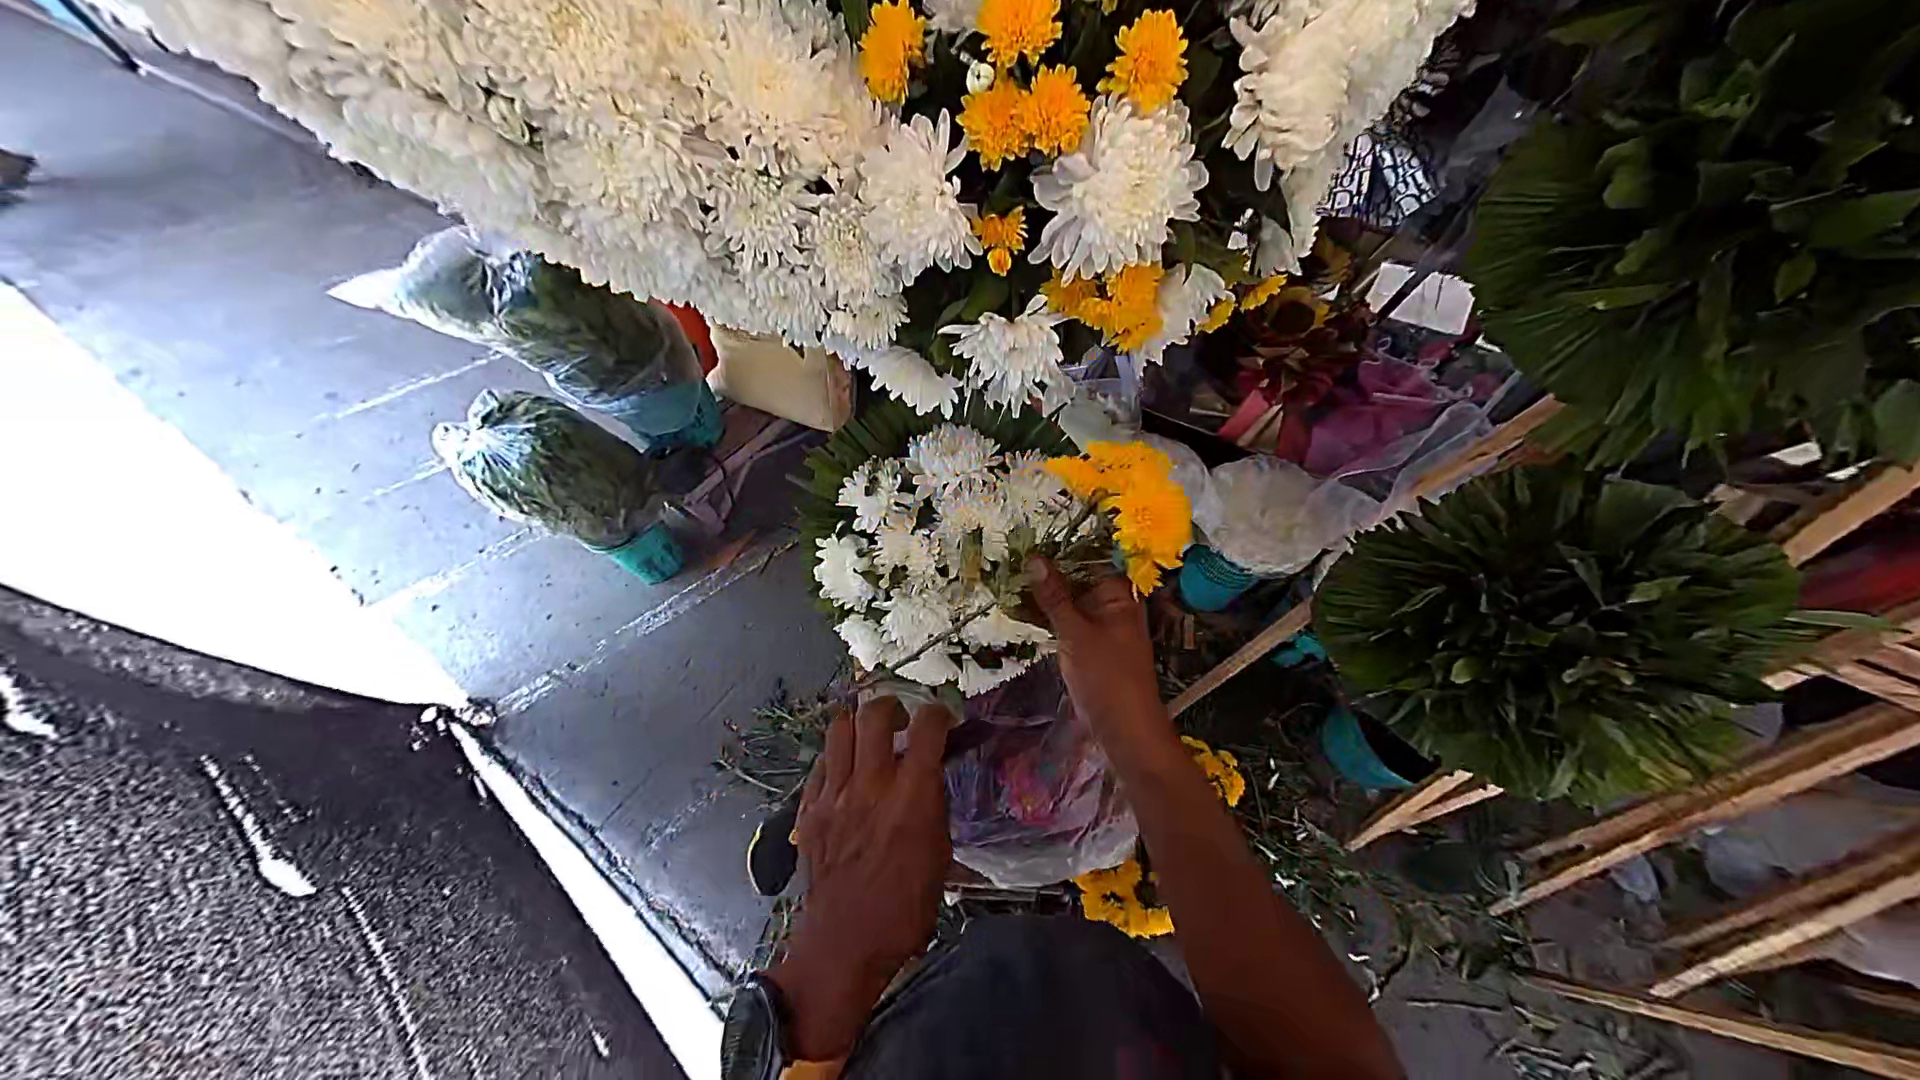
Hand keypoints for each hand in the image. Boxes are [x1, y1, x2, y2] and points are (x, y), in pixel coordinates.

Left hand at [767, 697, 950, 1060]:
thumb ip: (932, 804)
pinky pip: (820, 763)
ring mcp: (834, 795)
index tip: (941, 718)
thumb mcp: (939, 853)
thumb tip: (929, 774)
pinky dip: (836, 758)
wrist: (845, 942)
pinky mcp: (809, 810)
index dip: (937, 713)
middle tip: (899, 720)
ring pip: (839, 728)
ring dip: (857, 725)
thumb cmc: (905, 906)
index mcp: (911, 797)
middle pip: (874, 714)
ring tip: (867, 737)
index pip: (926, 727)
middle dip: (890, 706)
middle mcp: (870, 785)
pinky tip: (846, 772)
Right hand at [1025, 557, 1175, 758]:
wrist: (1124, 728)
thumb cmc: (1107, 676)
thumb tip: (1034, 558)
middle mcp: (1111, 603)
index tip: (1031, 534)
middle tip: (1012, 554)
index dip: (1063, 545)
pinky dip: (1046, 614)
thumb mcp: (1075, 632)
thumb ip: (1054, 596)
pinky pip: (1065, 619)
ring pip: (1068, 599)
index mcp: (1119, 594)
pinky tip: (1019, 606)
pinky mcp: (1087, 643)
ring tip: (1008, 576)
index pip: (1091, 557)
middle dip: (1048, 569)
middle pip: (1078, 577)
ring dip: (1043, 592)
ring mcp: (1099, 624)